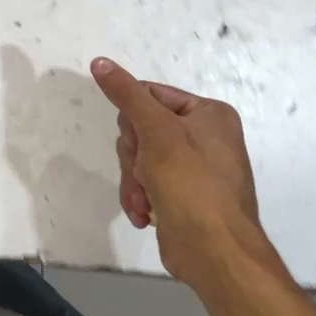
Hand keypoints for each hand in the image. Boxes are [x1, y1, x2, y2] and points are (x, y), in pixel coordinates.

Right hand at [91, 57, 275, 287]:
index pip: (149, 94)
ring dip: (133, 180)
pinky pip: (145, 181)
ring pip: (138, 157)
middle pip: (140, 127)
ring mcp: (192, 167)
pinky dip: (139, 195)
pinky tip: (144, 213)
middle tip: (144, 172)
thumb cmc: (191, 185)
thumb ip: (126, 94)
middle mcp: (204, 137)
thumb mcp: (156, 131)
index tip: (139, 140)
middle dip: (133, 156)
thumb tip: (99, 62)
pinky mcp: (181, 194)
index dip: (133, 118)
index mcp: (209, 115)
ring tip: (144, 201)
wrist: (216, 253)